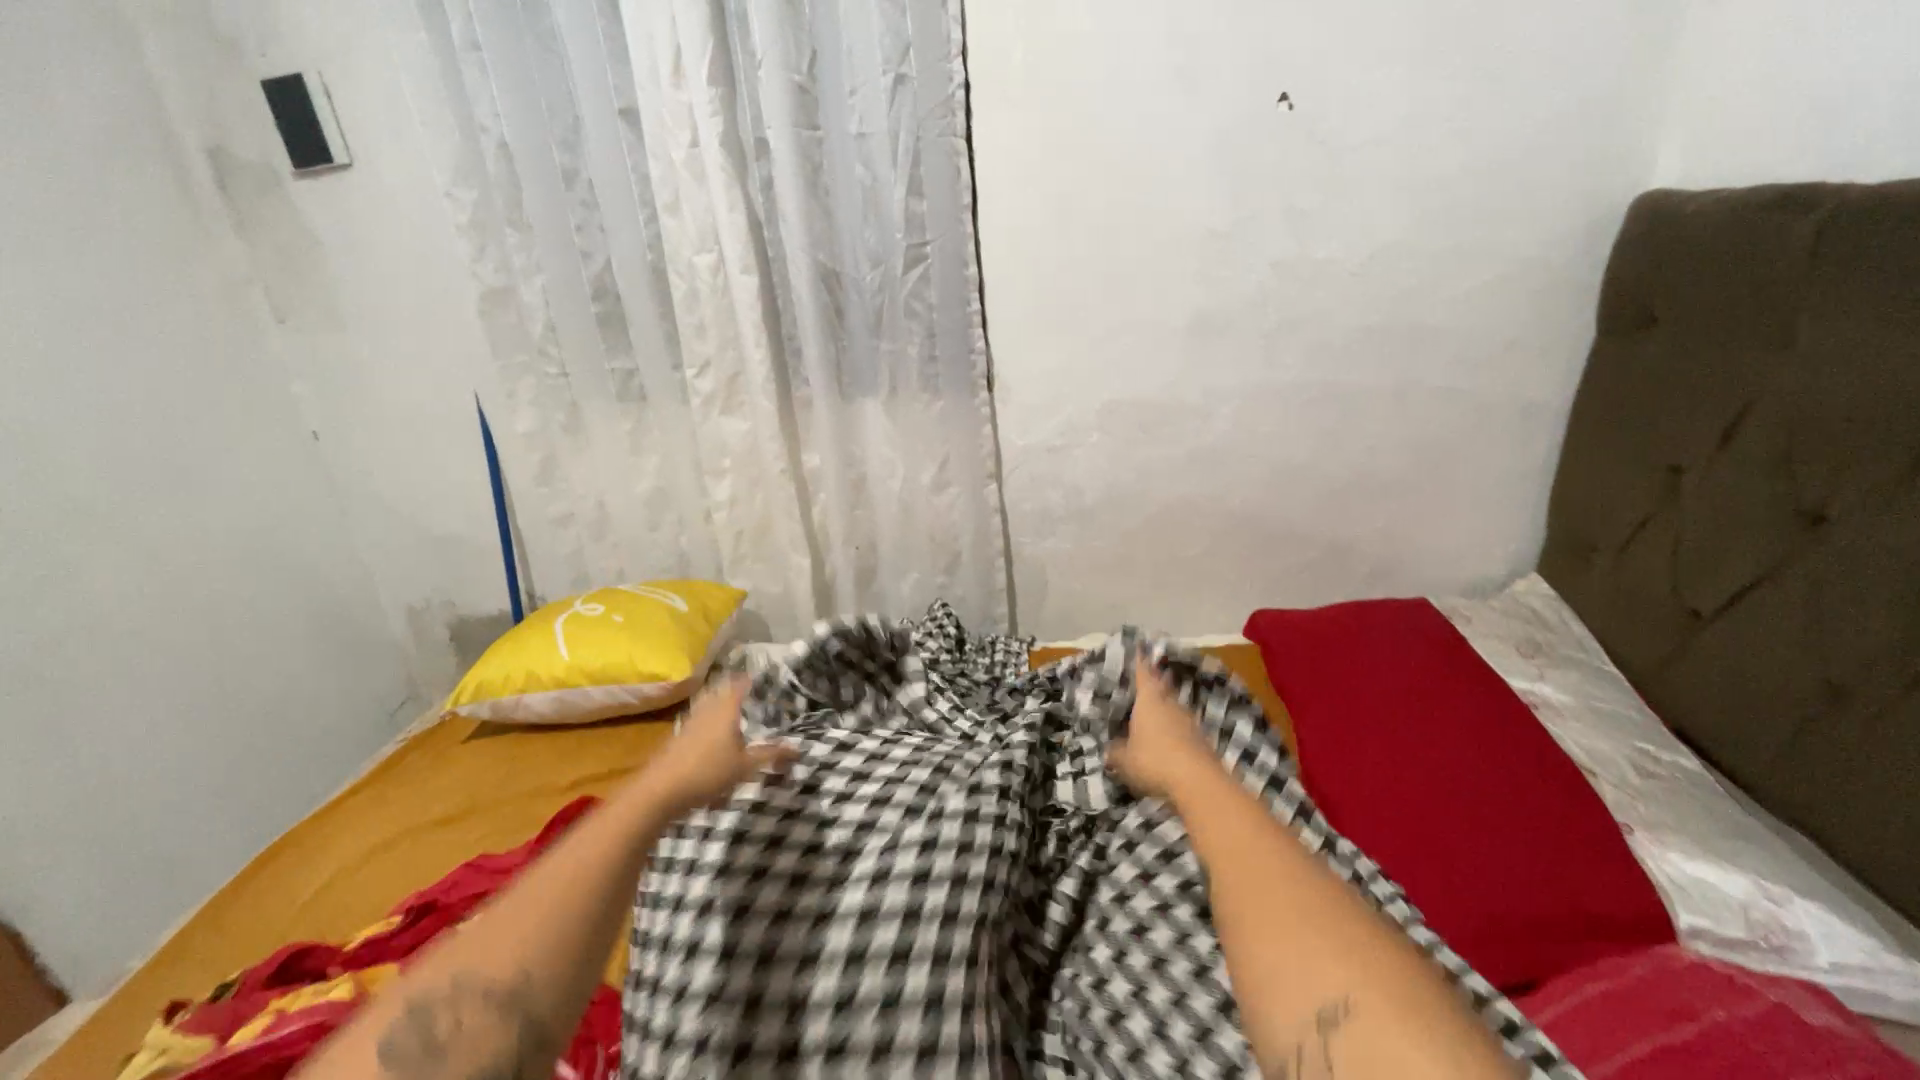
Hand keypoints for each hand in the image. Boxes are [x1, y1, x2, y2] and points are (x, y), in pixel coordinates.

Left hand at [640, 676, 796, 816]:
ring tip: (731, 705)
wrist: (659, 791)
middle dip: (733, 687)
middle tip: (747, 688)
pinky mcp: (677, 737)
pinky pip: (697, 718)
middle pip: (719, 690)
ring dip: (718, 701)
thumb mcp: (745, 767)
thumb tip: (797, 747)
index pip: (739, 685)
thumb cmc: (708, 773)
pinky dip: (707, 718)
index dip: (750, 678)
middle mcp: (706, 710)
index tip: (761, 675)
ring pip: (706, 704)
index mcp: (725, 710)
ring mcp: (689, 722)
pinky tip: (711, 732)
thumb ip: (770, 755)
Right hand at [1107, 654, 1223, 798]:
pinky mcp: (1201, 739)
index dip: (1140, 662)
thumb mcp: (1124, 760)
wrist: (1197, 781)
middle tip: (1153, 673)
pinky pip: (1183, 725)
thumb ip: (1115, 752)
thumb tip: (1109, 750)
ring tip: (1159, 704)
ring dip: (1168, 703)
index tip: (1140, 648)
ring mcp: (1189, 721)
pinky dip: (1175, 725)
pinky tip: (1170, 734)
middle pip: (1164, 686)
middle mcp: (1170, 704)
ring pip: (1175, 705)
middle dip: (1157, 680)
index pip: (1144, 675)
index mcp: (1149, 701)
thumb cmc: (1153, 761)